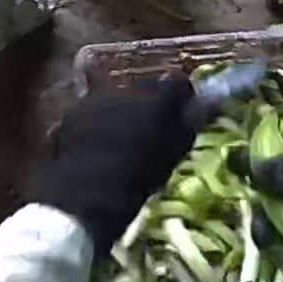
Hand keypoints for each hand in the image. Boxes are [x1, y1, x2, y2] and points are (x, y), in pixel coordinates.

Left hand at [28, 80, 196, 250]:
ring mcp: (98, 97)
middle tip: (153, 130)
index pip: (179, 84)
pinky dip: (100, 122)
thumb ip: (191, 122)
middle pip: (147, 89)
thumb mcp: (174, 152)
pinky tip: (99, 145)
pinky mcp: (74, 112)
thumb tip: (208, 101)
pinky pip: (95, 110)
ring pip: (119, 98)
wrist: (85, 197)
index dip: (183, 98)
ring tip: (124, 139)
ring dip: (125, 112)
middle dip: (152, 104)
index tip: (184, 114)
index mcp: (159, 96)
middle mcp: (128, 87)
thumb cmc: (138, 179)